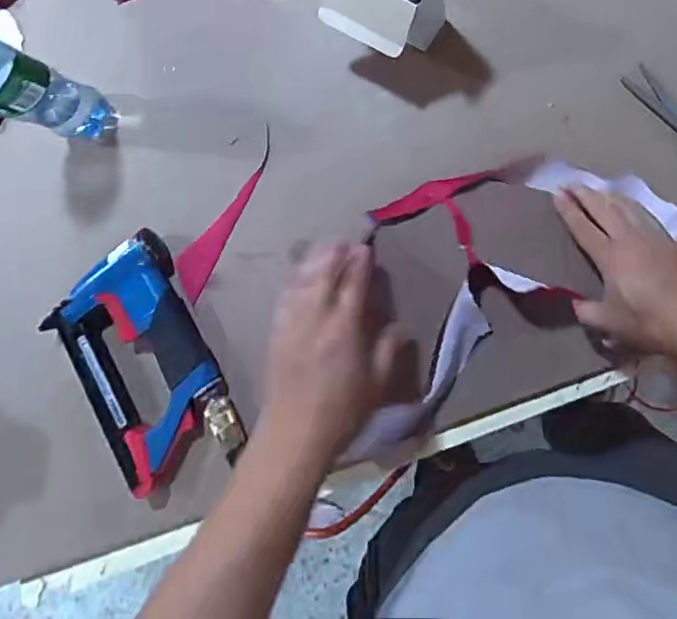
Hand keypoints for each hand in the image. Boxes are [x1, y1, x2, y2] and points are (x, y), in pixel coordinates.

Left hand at [260, 243, 406, 471]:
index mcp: (345, 328)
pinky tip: (299, 272)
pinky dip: (294, 278)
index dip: (360, 262)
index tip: (366, 248)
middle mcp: (317, 317)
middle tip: (344, 242)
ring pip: (303, 279)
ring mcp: (293, 322)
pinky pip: (286, 295)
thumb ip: (388, 351)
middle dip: (335, 253)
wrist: (294, 435)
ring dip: (314, 259)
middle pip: (325, 273)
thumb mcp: (377, 385)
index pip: (354, 283)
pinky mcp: (277, 331)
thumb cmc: (342, 412)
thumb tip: (400, 327)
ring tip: (324, 248)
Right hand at [554, 186, 676, 369]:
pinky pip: (645, 214)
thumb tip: (576, 304)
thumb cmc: (650, 321)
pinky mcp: (671, 242)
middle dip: (585, 193)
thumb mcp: (612, 324)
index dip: (568, 210)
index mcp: (609, 256)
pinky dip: (631, 205)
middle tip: (571, 182)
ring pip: (626, 207)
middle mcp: (628, 239)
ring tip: (598, 188)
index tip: (557, 194)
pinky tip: (631, 206)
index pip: (583, 227)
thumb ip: (589, 312)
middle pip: (603, 208)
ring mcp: (652, 237)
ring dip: (608, 195)